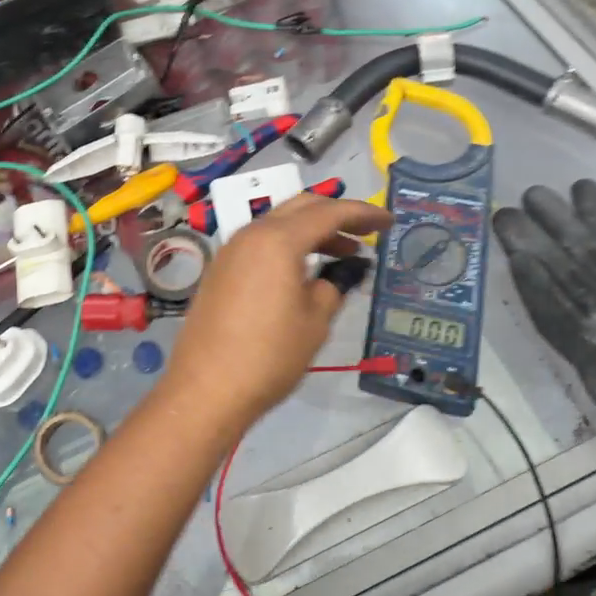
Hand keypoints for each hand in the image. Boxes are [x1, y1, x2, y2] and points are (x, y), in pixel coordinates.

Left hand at [160, 194, 391, 428]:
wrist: (206, 387)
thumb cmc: (269, 355)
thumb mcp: (315, 322)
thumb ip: (333, 286)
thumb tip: (342, 272)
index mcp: (278, 239)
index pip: (328, 213)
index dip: (362, 214)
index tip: (388, 222)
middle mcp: (251, 234)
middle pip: (300, 208)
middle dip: (336, 215)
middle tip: (366, 233)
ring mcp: (231, 250)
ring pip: (279, 223)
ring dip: (312, 231)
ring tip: (343, 254)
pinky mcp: (221, 269)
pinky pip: (262, 242)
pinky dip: (289, 245)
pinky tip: (305, 270)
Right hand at [494, 180, 595, 583]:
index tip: (581, 186)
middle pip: (584, 263)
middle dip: (557, 228)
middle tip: (529, 193)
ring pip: (563, 285)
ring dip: (534, 252)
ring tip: (506, 218)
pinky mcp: (593, 367)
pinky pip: (559, 325)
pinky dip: (537, 296)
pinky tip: (516, 265)